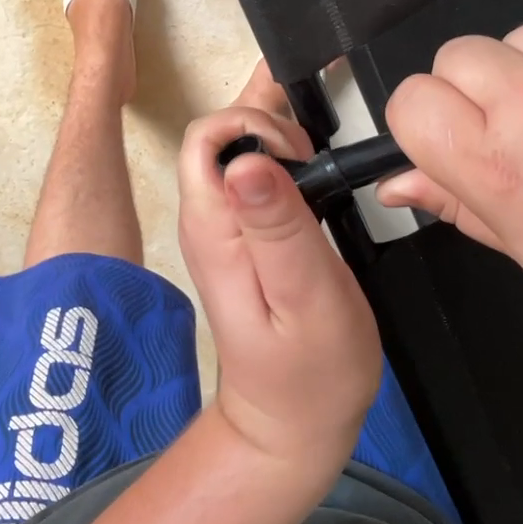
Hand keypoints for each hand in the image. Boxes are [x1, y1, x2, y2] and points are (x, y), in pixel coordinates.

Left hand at [176, 60, 381, 470]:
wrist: (294, 422)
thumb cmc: (311, 372)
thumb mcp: (306, 298)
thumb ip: (278, 227)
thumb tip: (248, 161)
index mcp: (214, 229)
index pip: (206, 139)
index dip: (252, 126)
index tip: (303, 155)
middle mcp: (208, 221)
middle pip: (217, 138)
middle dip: (262, 112)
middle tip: (317, 134)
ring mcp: (223, 229)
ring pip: (233, 152)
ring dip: (270, 123)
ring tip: (313, 101)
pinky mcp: (243, 238)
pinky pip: (251, 176)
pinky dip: (278, 150)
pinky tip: (306, 143)